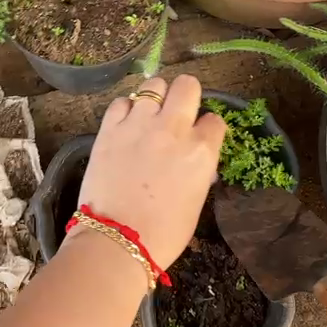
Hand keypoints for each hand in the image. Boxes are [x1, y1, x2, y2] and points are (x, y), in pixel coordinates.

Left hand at [75, 75, 225, 269]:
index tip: (200, 136)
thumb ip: (199, 170)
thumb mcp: (196, 201)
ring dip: (155, 97)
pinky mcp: (110, 128)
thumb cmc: (163, 233)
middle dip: (186, 95)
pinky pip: (122, 101)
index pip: (215, 120)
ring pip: (154, 85)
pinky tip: (126, 124)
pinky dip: (126, 109)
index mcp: (201, 151)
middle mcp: (173, 129)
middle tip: (177, 110)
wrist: (117, 241)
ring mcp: (139, 124)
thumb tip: (196, 160)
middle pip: (188, 85)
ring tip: (149, 113)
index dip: (208, 128)